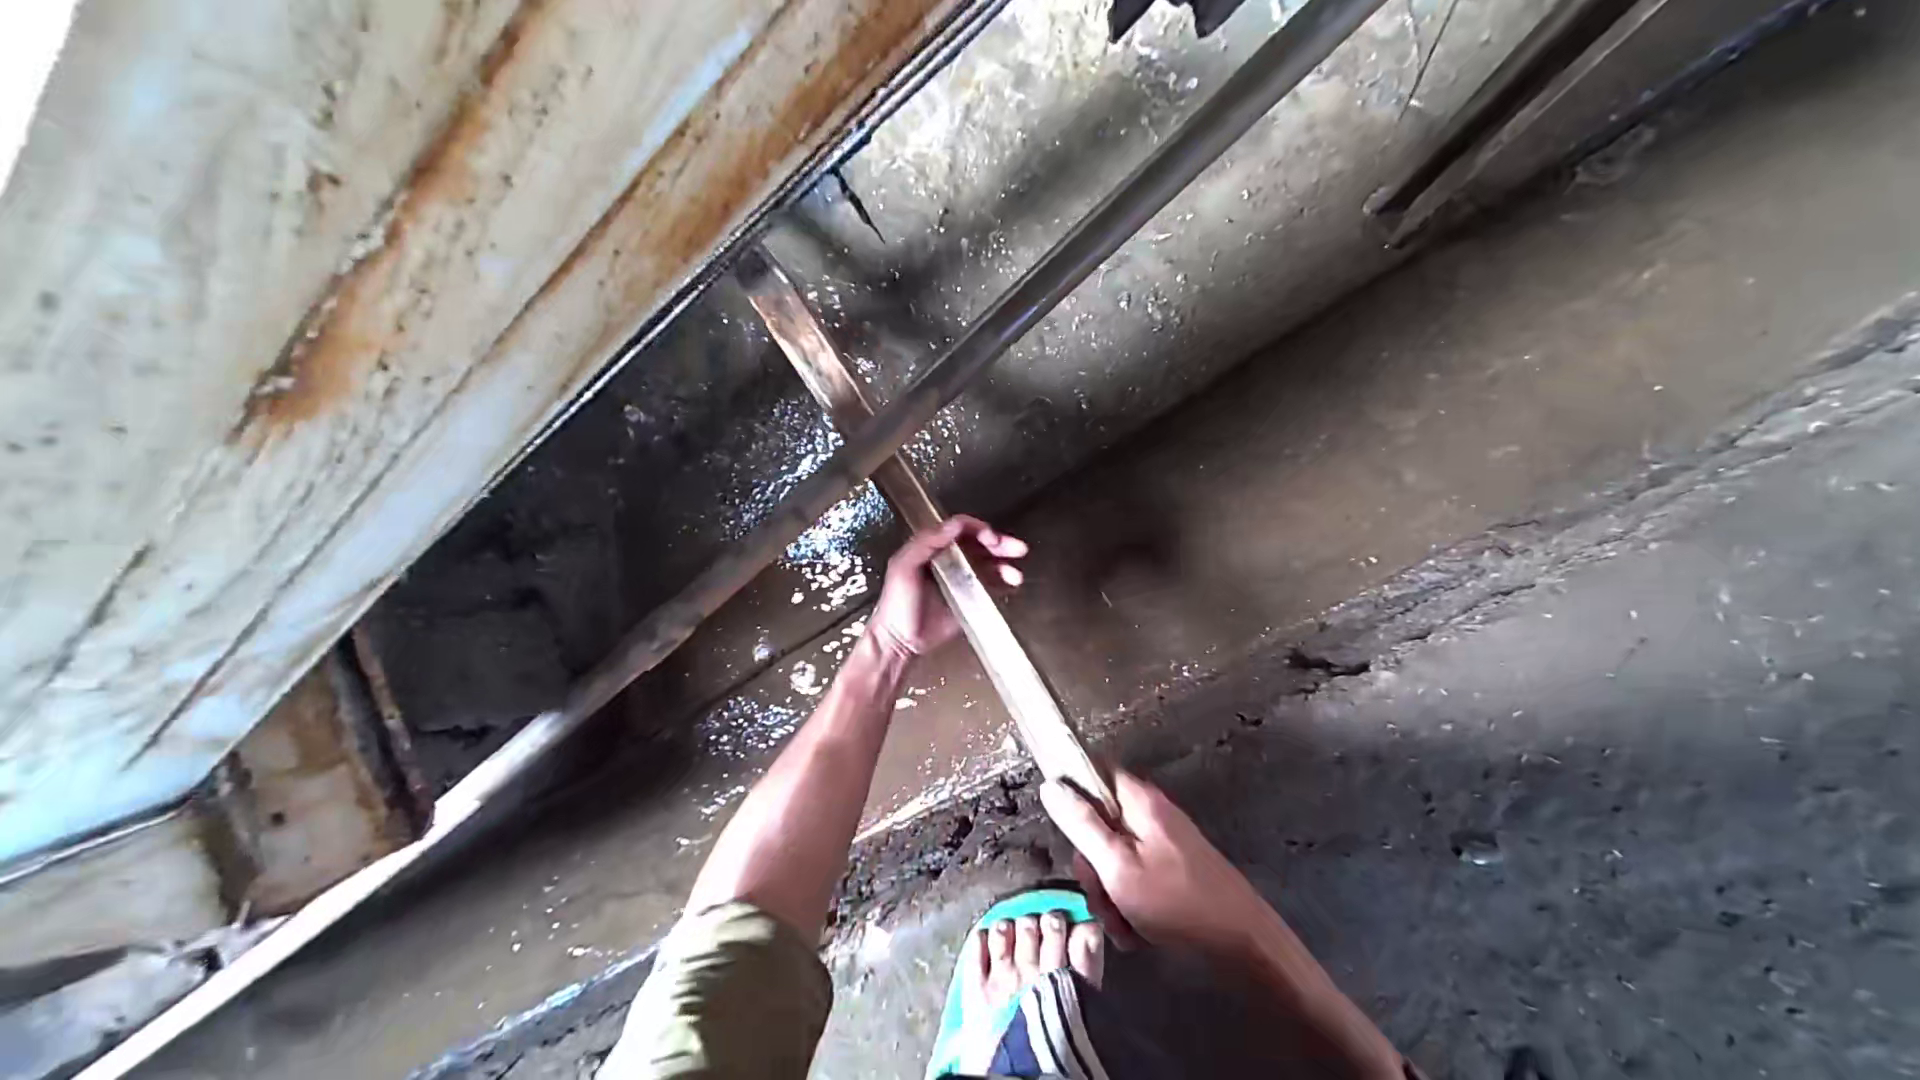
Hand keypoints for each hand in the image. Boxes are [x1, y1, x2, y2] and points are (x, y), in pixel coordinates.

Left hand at [867, 515, 1027, 659]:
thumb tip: (953, 525)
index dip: (978, 529)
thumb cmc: (896, 604)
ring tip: (1016, 574)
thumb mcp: (903, 568)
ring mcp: (959, 580)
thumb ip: (925, 543)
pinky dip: (1002, 583)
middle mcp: (948, 560)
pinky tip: (1011, 584)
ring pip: (988, 564)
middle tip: (1016, 548)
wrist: (898, 642)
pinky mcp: (968, 599)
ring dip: (1004, 564)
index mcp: (932, 548)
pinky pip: (989, 586)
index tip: (991, 537)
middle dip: (1000, 544)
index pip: (960, 529)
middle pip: (978, 544)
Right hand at [1041, 770, 1273, 955]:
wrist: (1242, 943)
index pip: (1094, 772)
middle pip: (1099, 823)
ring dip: (1110, 893)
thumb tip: (1051, 786)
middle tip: (1101, 891)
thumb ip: (1081, 824)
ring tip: (1124, 922)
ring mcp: (1162, 844)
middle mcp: (1150, 815)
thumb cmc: (1176, 901)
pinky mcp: (1170, 871)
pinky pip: (1134, 878)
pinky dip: (1130, 904)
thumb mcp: (1117, 865)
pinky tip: (1138, 930)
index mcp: (1139, 801)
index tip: (1065, 827)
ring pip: (1114, 857)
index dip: (1072, 792)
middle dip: (1092, 864)